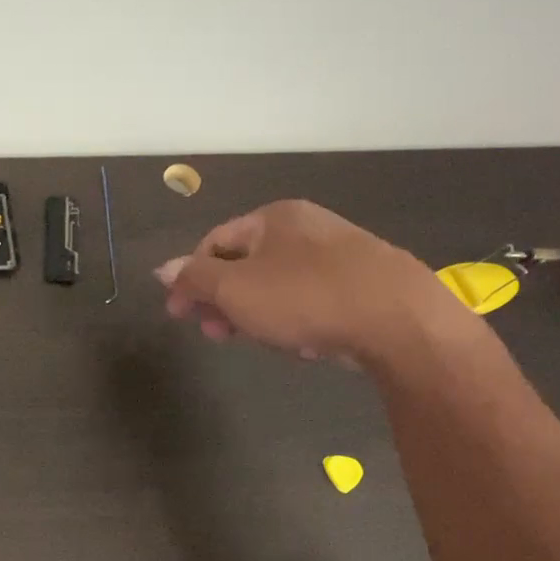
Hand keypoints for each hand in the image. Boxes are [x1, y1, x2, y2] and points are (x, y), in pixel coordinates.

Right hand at [154, 200, 470, 364]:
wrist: (396, 319)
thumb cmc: (303, 297)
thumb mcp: (234, 289)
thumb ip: (194, 278)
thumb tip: (163, 269)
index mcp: (273, 218)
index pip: (213, 243)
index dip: (189, 279)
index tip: (180, 315)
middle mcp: (305, 226)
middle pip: (243, 264)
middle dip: (221, 301)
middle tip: (214, 334)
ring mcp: (336, 253)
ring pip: (273, 285)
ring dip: (253, 314)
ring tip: (256, 341)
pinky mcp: (358, 282)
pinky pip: (306, 299)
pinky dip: (290, 319)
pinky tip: (295, 342)